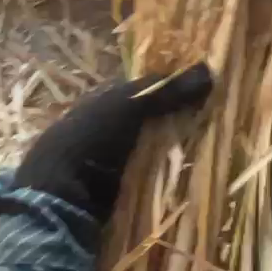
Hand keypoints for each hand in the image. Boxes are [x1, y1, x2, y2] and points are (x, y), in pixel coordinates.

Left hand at [15, 64, 214, 215]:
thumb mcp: (128, 107)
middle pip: (153, 116)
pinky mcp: (118, 186)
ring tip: (209, 144)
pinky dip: (168, 169)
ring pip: (154, 144)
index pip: (146, 88)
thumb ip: (166, 91)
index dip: (174, 86)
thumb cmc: (88, 142)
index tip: (206, 89)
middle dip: (178, 117)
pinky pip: (152, 171)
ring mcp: (112, 158)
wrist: (59, 200)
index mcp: (103, 100)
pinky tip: (188, 168)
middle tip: (212, 117)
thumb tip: (209, 70)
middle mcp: (106, 125)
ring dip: (177, 145)